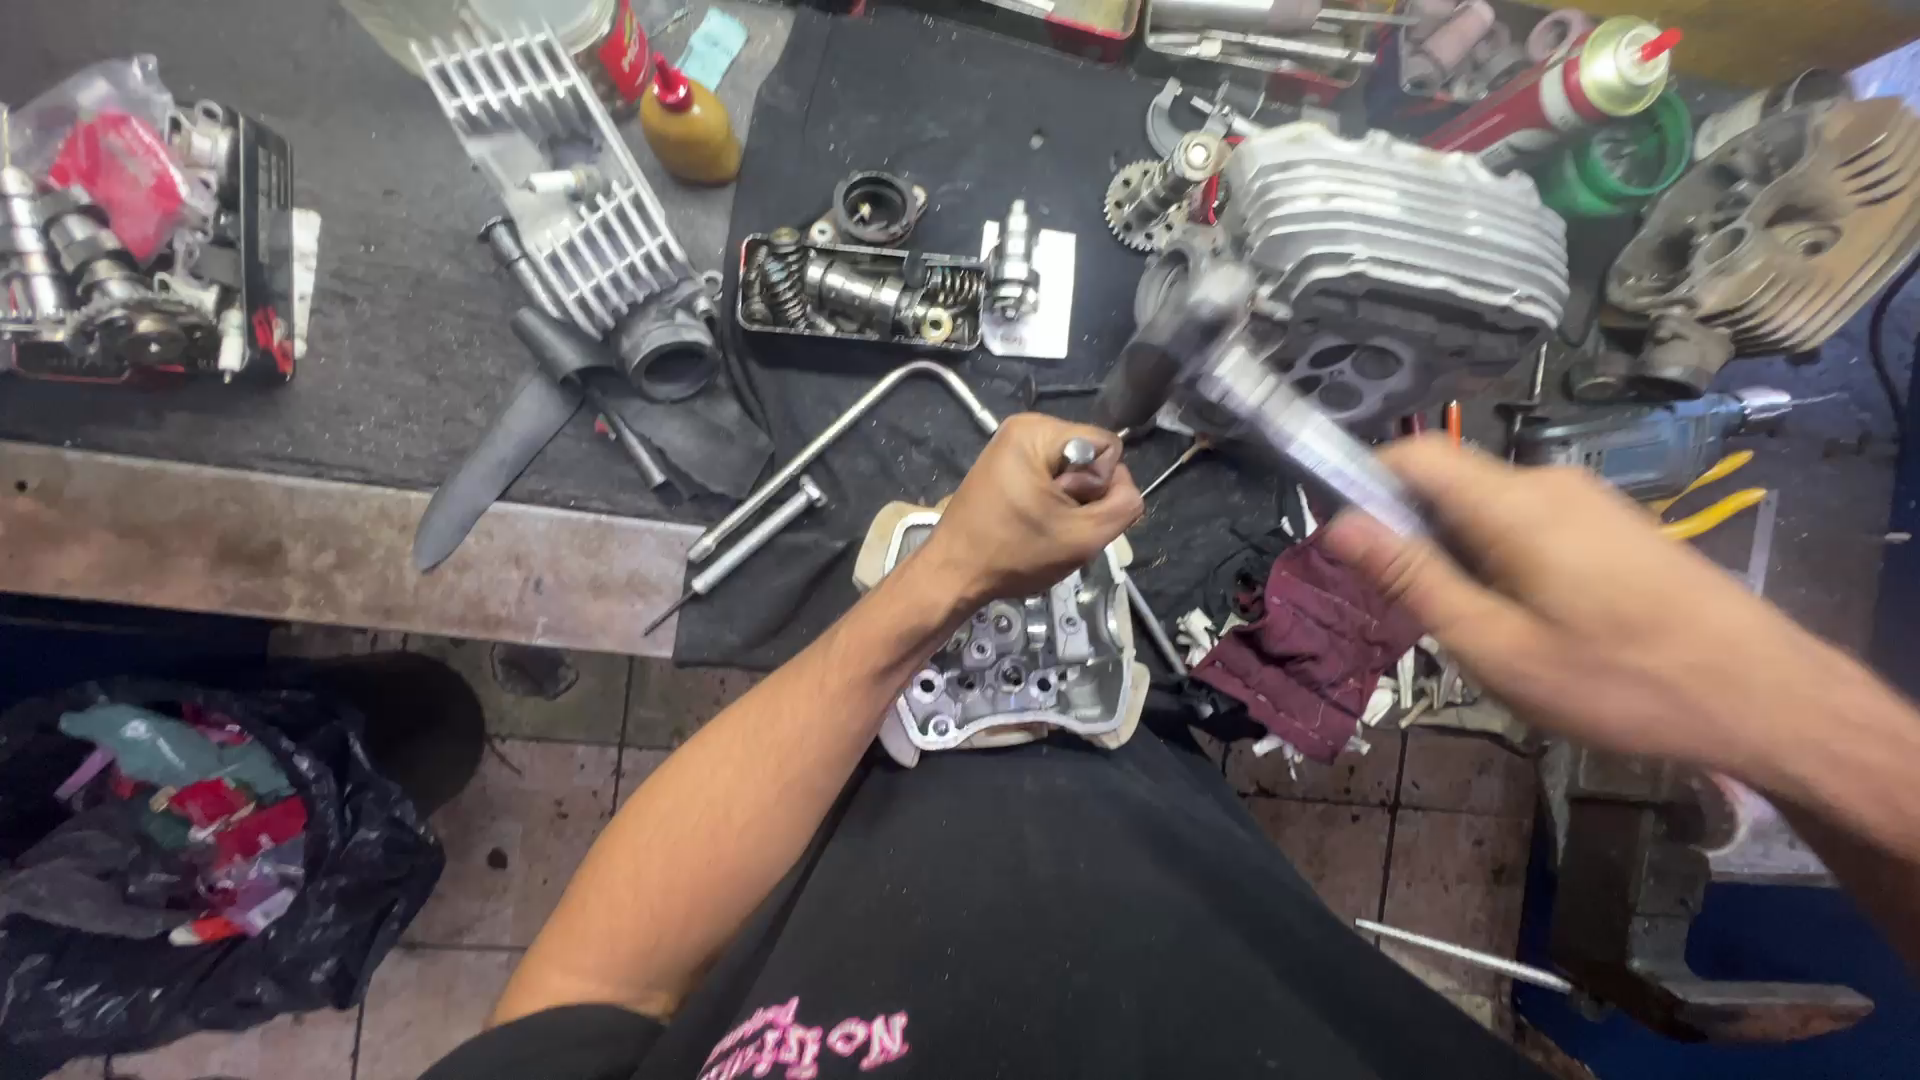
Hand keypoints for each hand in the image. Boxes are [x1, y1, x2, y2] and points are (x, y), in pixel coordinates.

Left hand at [916, 413, 1142, 606]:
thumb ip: (1124, 505)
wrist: (954, 574)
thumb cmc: (1015, 554)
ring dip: (1068, 504)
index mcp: (1038, 431)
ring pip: (1073, 472)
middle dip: (1083, 495)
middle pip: (1089, 457)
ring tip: (1041, 527)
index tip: (1070, 513)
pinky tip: (1032, 525)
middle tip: (1054, 524)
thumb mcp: (1084, 536)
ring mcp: (1011, 446)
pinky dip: (1051, 504)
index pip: (1108, 446)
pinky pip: (1051, 478)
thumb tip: (1127, 488)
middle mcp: (1024, 427)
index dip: (1101, 486)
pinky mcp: (1005, 467)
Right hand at [1319, 436, 1834, 769]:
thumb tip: (1338, 526)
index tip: (1343, 535)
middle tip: (1408, 604)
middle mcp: (1547, 485)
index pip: (1414, 453)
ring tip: (1469, 621)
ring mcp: (1585, 501)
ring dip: (1450, 551)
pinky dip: (1490, 555)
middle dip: (1407, 532)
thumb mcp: (1492, 643)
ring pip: (1480, 506)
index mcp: (1513, 505)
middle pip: (1444, 483)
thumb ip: (1411, 578)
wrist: (1773, 703)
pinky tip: (1518, 615)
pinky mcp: (1608, 524)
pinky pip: (1520, 521)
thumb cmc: (1618, 681)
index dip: (1363, 479)